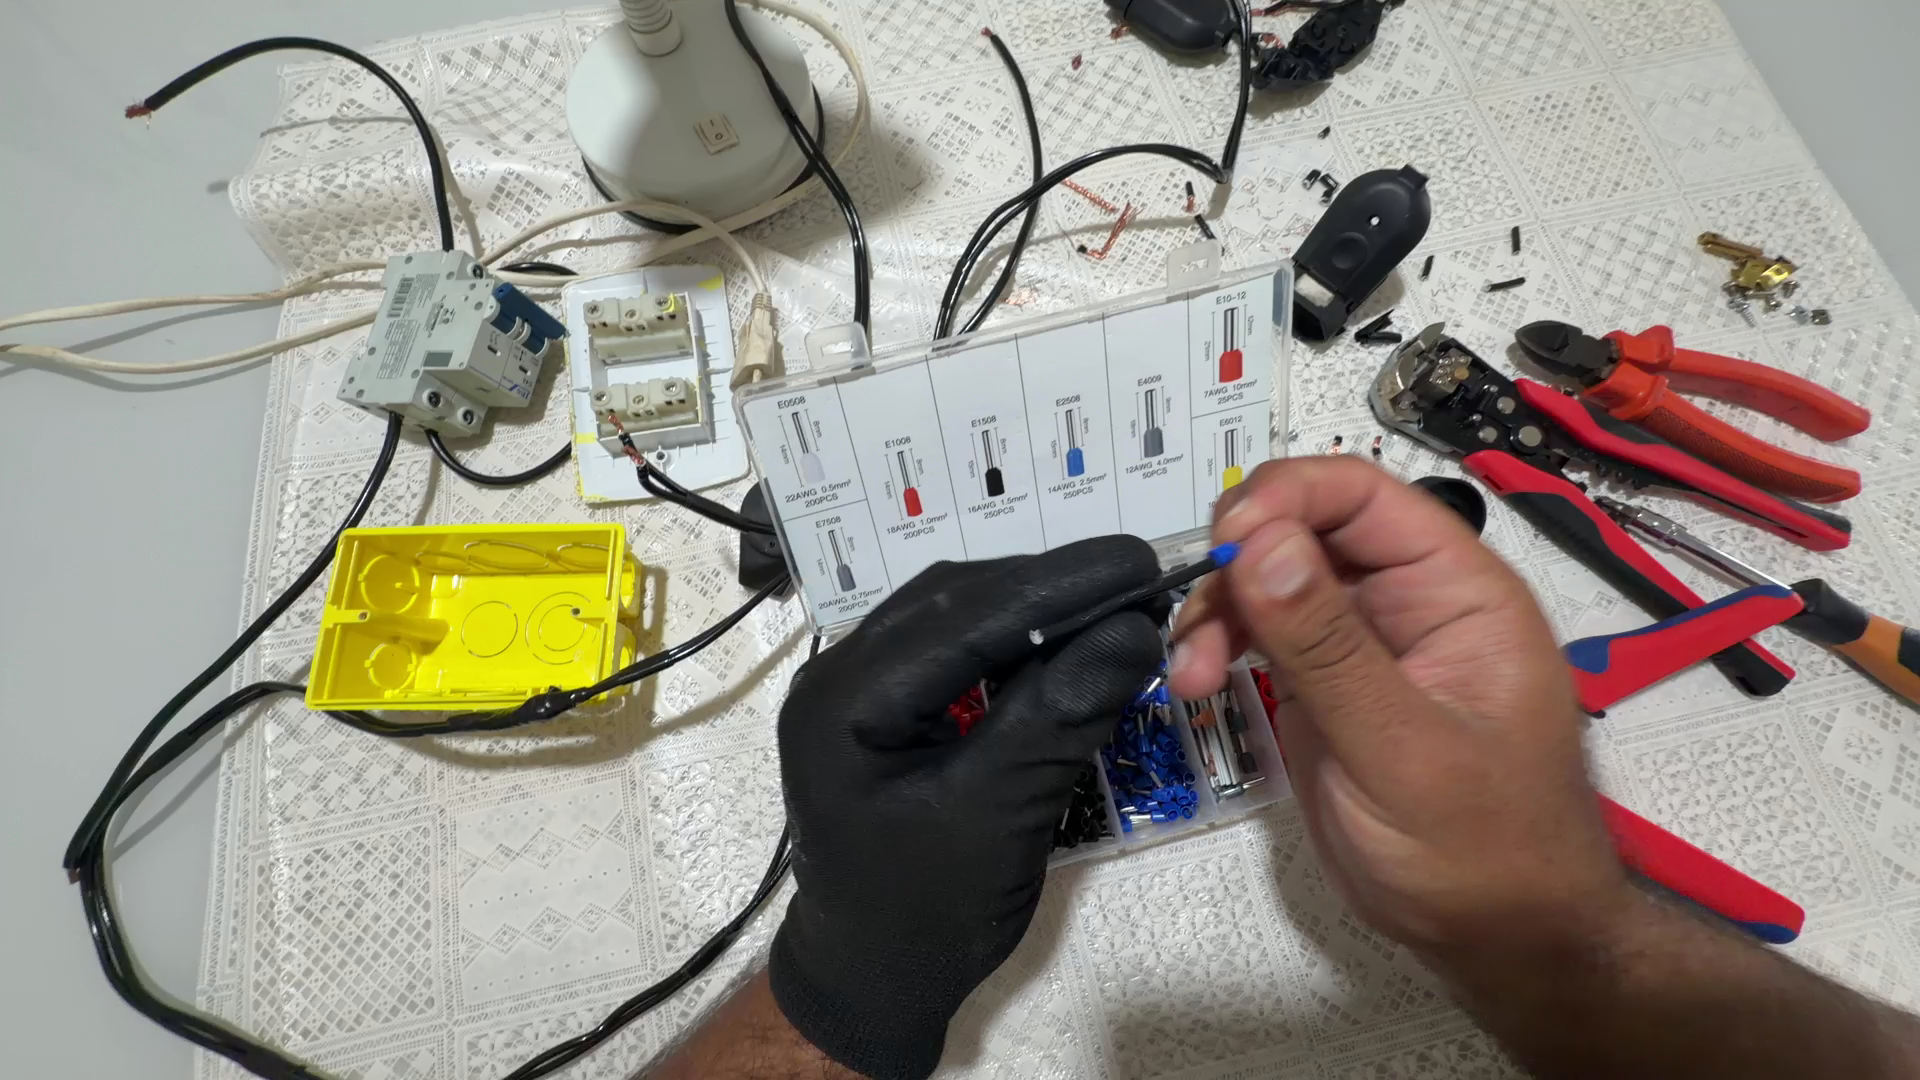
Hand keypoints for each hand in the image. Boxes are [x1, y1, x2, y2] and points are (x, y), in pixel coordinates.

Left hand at [771, 536, 1166, 1079]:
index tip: (1136, 560)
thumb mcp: (1000, 815)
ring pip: (951, 613)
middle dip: (1046, 588)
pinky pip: (949, 645)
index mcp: (843, 699)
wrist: (872, 976)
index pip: (962, 616)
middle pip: (952, 600)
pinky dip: (1008, 638)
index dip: (1057, 585)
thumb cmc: (927, 913)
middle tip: (1132, 580)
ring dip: (1029, 605)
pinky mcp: (881, 697)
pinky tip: (1056, 640)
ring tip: (1104, 605)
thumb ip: (1060, 715)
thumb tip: (1136, 629)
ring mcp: (854, 681)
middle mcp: (838, 671)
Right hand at [1167, 458, 1633, 954]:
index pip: (1361, 495)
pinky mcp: (1316, 670)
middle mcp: (1400, 596)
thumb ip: (1326, 645)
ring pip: (1262, 576)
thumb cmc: (1476, 848)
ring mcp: (1353, 634)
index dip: (1285, 496)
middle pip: (1299, 528)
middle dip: (1236, 562)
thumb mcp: (1400, 747)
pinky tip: (1195, 681)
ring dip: (1214, 611)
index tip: (1222, 541)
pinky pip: (1252, 626)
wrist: (1485, 934)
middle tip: (1198, 615)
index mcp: (1453, 589)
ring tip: (1190, 674)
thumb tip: (1257, 543)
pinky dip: (1213, 643)